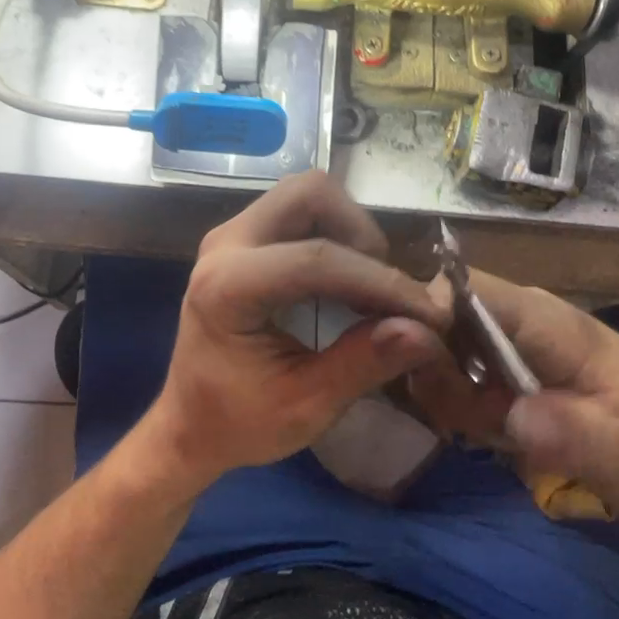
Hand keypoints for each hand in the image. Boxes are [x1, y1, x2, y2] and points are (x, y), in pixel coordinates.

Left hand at [138, 172, 448, 485]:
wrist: (189, 423)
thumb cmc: (238, 422)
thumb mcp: (305, 407)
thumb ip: (362, 364)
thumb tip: (426, 332)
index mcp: (227, 288)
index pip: (317, 260)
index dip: (382, 283)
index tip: (429, 316)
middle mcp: (226, 244)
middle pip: (310, 194)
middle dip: (361, 234)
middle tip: (383, 291)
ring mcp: (233, 235)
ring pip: (308, 194)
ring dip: (350, 231)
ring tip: (368, 288)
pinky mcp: (245, 238)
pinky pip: (300, 212)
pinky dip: (336, 236)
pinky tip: (348, 284)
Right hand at [410, 271, 618, 521]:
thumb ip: (577, 436)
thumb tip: (515, 415)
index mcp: (549, 321)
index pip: (463, 287)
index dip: (421, 312)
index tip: (409, 364)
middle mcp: (522, 320)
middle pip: (440, 316)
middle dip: (431, 366)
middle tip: (466, 419)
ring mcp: (514, 345)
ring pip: (442, 348)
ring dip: (447, 392)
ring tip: (489, 432)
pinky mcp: (511, 371)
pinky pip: (460, 375)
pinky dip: (461, 405)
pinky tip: (492, 433)